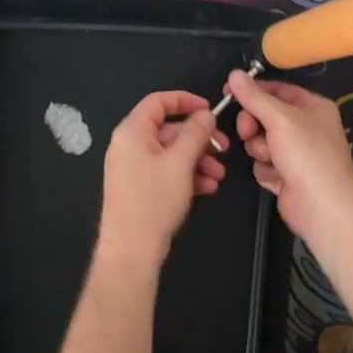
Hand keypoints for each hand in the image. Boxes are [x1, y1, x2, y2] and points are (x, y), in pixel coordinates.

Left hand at [98, 91, 229, 269]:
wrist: (131, 251)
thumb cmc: (153, 200)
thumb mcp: (180, 162)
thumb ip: (195, 133)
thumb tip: (205, 114)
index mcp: (132, 131)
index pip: (158, 101)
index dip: (185, 100)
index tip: (210, 109)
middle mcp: (129, 145)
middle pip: (168, 129)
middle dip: (199, 138)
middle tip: (224, 148)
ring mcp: (133, 168)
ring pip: (171, 153)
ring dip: (198, 160)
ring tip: (219, 175)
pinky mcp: (140, 188)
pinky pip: (166, 171)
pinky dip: (187, 175)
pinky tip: (208, 187)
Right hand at [228, 71, 352, 241]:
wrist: (322, 207)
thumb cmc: (307, 154)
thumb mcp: (279, 118)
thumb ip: (254, 97)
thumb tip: (234, 74)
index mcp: (313, 107)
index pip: (278, 90)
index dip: (253, 90)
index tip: (228, 92)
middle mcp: (306, 127)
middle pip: (265, 116)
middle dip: (254, 125)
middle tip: (247, 131)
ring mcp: (297, 153)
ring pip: (261, 141)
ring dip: (260, 149)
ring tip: (270, 158)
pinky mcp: (287, 176)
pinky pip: (264, 164)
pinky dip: (266, 169)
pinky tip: (277, 177)